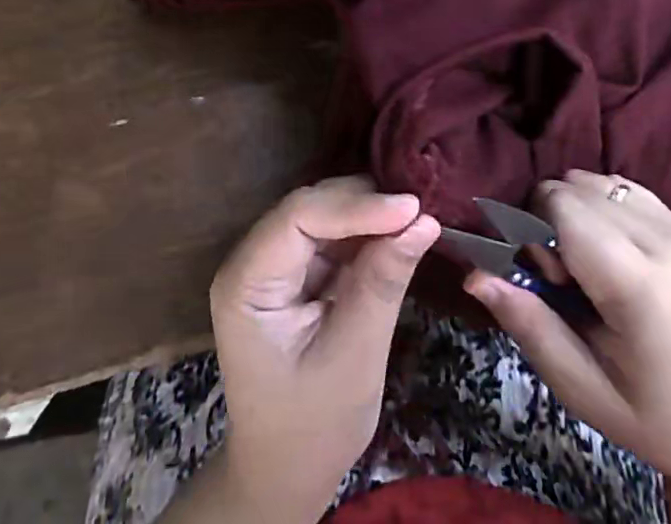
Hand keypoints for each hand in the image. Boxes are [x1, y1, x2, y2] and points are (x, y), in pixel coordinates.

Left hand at [206, 176, 438, 521]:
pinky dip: (370, 233)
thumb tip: (424, 221)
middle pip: (311, 208)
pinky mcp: (299, 271)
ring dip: (372, 214)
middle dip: (366, 204)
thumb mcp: (354, 357)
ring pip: (326, 214)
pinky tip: (400, 234)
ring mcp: (276, 263)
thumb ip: (383, 283)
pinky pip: (336, 236)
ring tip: (418, 219)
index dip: (356, 206)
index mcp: (246, 282)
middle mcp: (254, 260)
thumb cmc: (314, 424)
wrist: (287, 466)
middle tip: (422, 211)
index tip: (412, 208)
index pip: (298, 218)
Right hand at [465, 171, 670, 523]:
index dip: (533, 229)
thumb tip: (473, 274)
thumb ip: (527, 323)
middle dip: (549, 219)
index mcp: (639, 283)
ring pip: (597, 180)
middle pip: (575, 186)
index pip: (563, 204)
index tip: (542, 278)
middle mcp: (664, 241)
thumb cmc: (652, 417)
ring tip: (586, 265)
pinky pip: (625, 188)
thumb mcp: (580, 387)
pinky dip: (600, 206)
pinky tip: (607, 251)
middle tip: (562, 279)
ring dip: (574, 210)